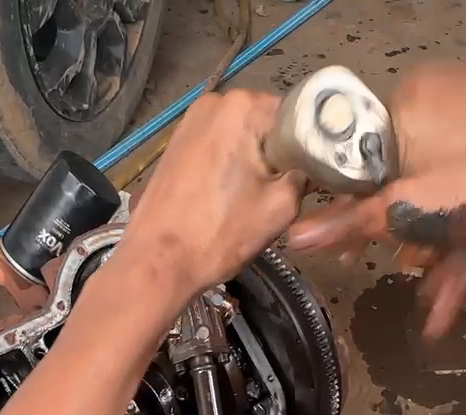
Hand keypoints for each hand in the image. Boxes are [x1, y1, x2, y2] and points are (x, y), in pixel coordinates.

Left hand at [115, 89, 306, 300]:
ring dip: (251, 168)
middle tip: (274, 199)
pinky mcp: (175, 146)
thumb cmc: (218, 235)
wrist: (158, 261)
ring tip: (246, 205)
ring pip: (241, 141)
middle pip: (266, 127)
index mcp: (243, 106)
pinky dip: (227, 172)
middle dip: (276, 159)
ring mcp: (189, 123)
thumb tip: (307, 169)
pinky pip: (217, 151)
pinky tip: (224, 202)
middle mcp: (214, 102)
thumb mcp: (280, 208)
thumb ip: (304, 178)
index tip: (307, 180)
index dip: (306, 150)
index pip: (296, 117)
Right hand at [285, 67, 465, 336]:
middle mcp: (435, 111)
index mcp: (406, 104)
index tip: (338, 248)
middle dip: (393, 240)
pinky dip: (454, 250)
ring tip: (430, 305)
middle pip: (392, 184)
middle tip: (382, 271)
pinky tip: (447, 303)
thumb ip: (353, 223)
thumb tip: (294, 236)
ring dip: (427, 257)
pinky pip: (461, 205)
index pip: (350, 155)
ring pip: (430, 202)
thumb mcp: (416, 208)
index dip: (340, 207)